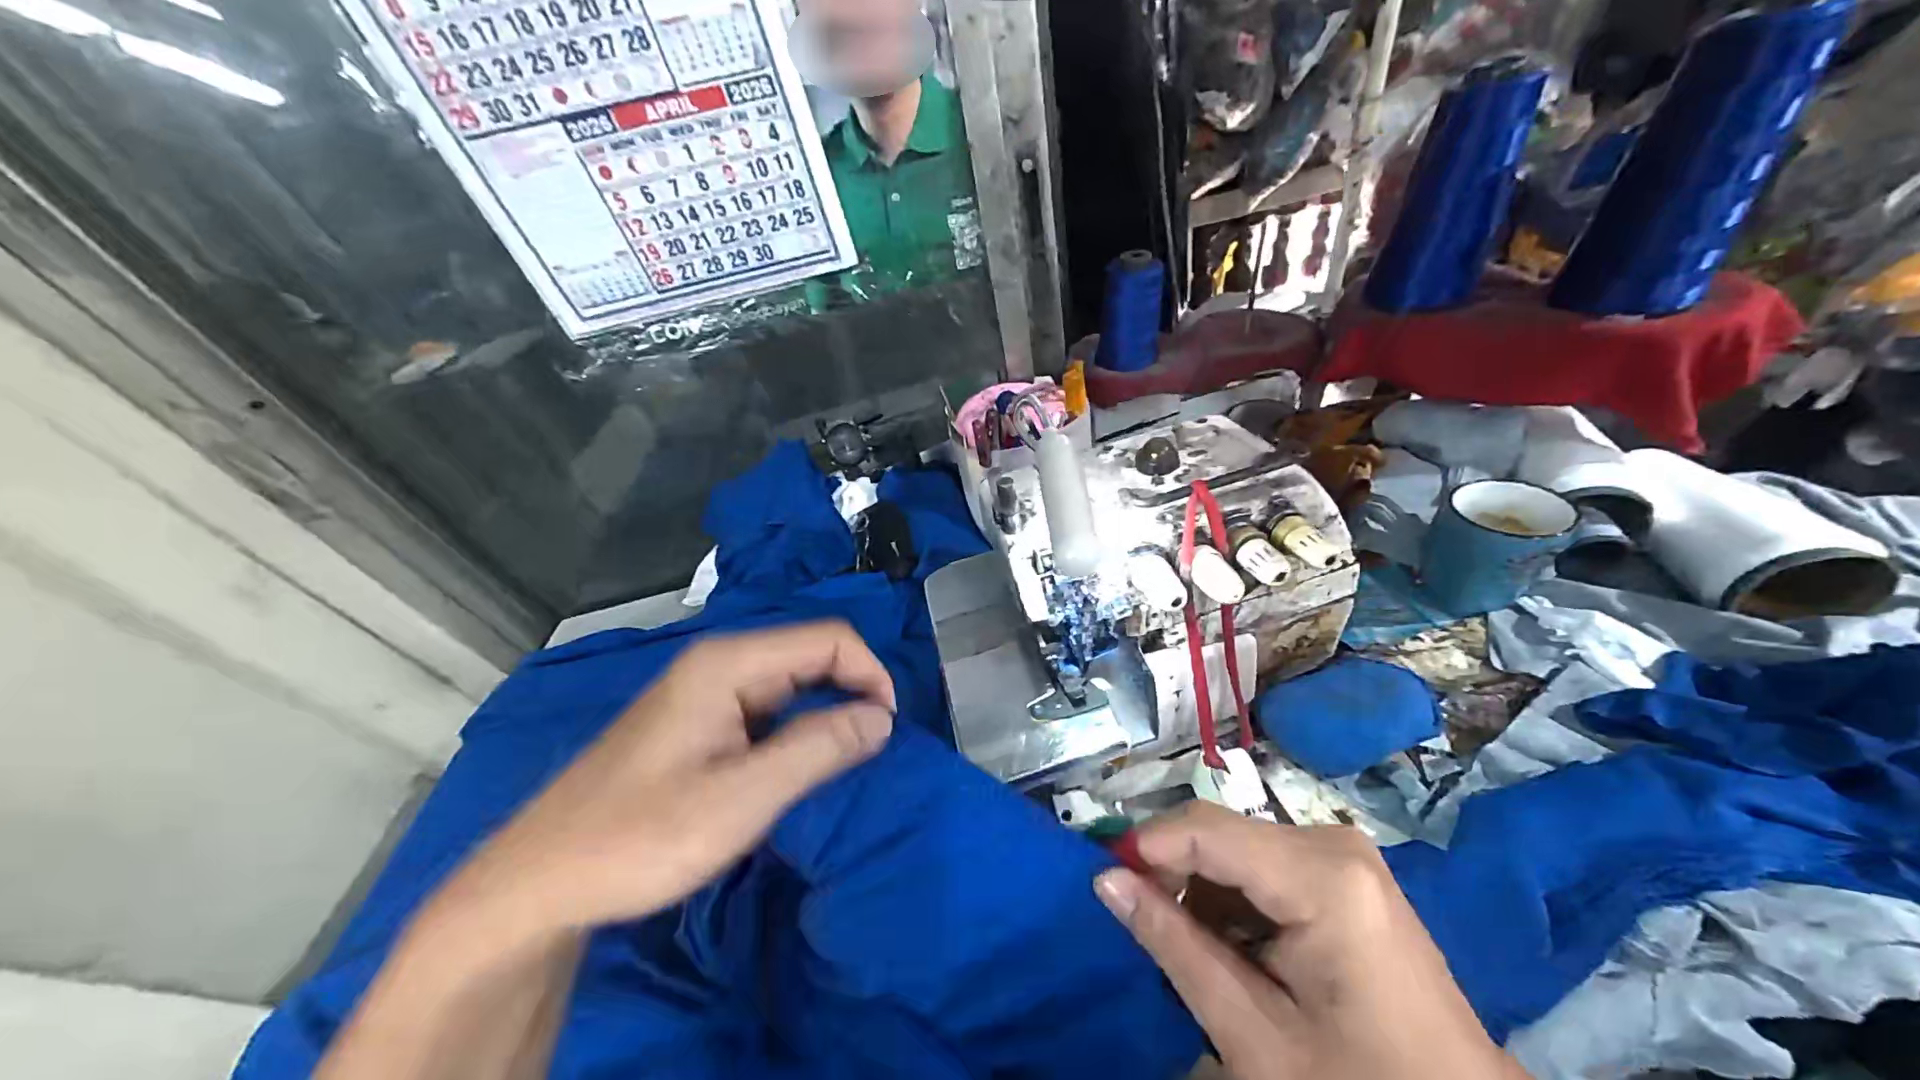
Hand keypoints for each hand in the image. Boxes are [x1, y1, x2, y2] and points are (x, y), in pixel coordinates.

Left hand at [433, 620, 896, 944]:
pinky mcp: (699, 721)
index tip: (888, 732)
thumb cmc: (640, 836)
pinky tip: (798, 769)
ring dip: (826, 716)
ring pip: (791, 684)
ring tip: (841, 766)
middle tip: (870, 754)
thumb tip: (882, 717)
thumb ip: (819, 749)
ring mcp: (705, 691)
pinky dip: (797, 731)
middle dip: (852, 694)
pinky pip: (767, 709)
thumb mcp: (743, 798)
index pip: (830, 640)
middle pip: (811, 656)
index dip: (871, 675)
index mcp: (729, 663)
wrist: (541, 881)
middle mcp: (719, 663)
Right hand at [1093, 803, 1524, 1079]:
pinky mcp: (1343, 868)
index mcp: (1323, 876)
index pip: (1203, 829)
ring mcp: (1342, 851)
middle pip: (1218, 834)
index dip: (1144, 848)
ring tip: (1203, 957)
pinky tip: (1240, 951)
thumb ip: (1174, 945)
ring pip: (1233, 847)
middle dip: (1173, 876)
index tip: (1106, 886)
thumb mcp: (1254, 1034)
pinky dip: (1232, 899)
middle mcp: (1333, 842)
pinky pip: (1261, 862)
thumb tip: (1105, 879)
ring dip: (1201, 893)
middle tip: (1154, 937)